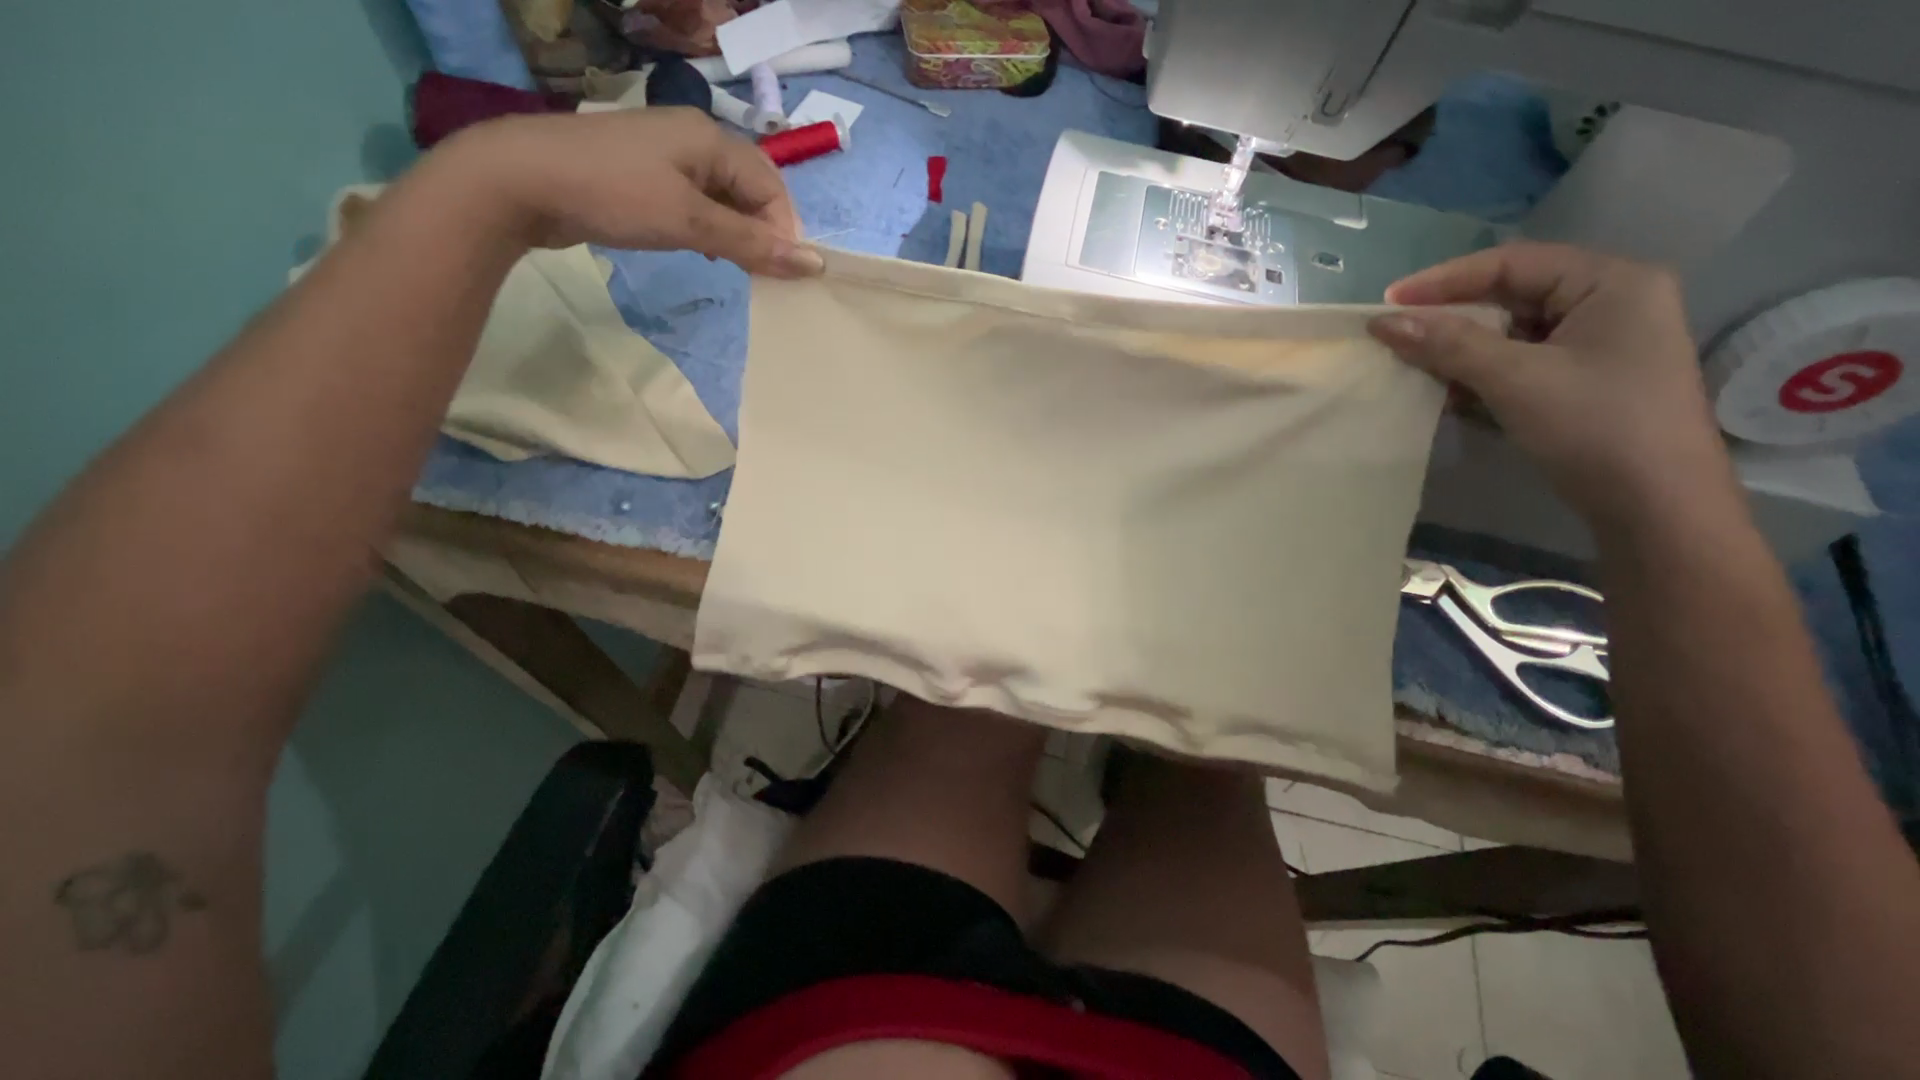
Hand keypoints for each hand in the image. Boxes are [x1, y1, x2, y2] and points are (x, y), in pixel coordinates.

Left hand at [442, 107, 822, 277]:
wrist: (519, 180)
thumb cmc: (614, 194)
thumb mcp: (689, 221)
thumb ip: (753, 244)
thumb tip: (814, 264)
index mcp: (710, 137)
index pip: (771, 185)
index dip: (784, 229)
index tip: (782, 274)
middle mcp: (692, 138)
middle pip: (749, 187)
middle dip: (762, 231)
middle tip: (761, 275)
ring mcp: (664, 156)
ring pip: (720, 196)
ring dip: (735, 232)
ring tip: (735, 267)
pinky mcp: (641, 176)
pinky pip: (692, 201)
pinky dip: (706, 227)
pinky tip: (700, 250)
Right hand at [1367, 243, 1734, 521]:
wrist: (1658, 509)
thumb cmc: (1597, 428)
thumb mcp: (1517, 380)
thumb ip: (1449, 345)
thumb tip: (1382, 322)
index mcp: (1612, 282)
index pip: (1513, 263)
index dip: (1444, 280)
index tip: (1388, 302)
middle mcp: (1613, 301)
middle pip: (1514, 294)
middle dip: (1453, 316)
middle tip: (1397, 333)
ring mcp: (1604, 343)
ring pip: (1516, 331)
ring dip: (1464, 348)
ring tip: (1414, 363)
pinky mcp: (1590, 380)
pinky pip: (1526, 361)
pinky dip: (1486, 372)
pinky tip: (1450, 390)